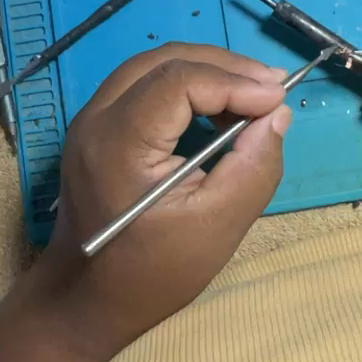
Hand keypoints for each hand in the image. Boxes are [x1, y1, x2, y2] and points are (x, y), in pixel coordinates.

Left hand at [25, 43, 292, 357]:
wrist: (84, 301)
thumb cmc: (151, 274)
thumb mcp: (217, 228)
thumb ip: (254, 167)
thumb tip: (277, 115)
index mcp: (118, 144)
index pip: (178, 82)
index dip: (234, 82)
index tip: (277, 100)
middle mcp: (95, 119)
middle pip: (164, 61)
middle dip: (224, 67)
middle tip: (272, 88)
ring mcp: (90, 119)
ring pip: (153, 66)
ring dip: (206, 71)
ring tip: (252, 95)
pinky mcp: (97, 127)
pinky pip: (144, 84)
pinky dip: (185, 85)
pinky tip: (217, 107)